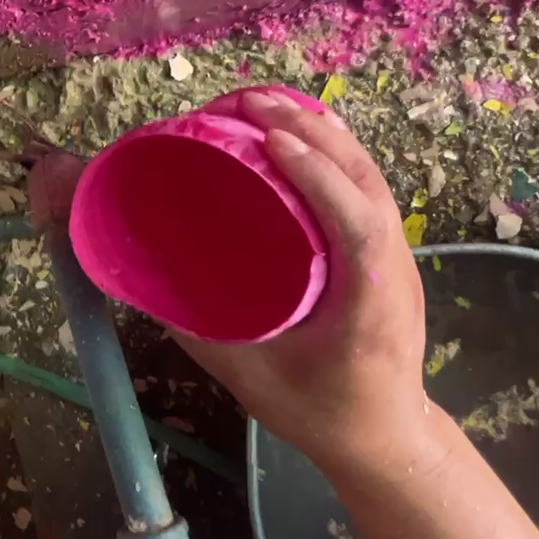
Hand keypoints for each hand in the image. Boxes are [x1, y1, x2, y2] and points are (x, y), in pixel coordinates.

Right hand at [175, 90, 434, 479]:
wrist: (386, 438)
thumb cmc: (319, 411)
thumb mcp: (247, 377)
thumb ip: (195, 327)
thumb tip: (141, 275)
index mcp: (367, 304)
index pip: (357, 224)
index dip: (318, 175)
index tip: (270, 141)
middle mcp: (391, 267)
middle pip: (365, 180)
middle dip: (310, 130)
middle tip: (247, 101)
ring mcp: (396, 254)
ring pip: (368, 173)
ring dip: (320, 130)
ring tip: (264, 102)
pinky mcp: (385, 248)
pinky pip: (363, 183)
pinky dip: (330, 146)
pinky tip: (294, 129)